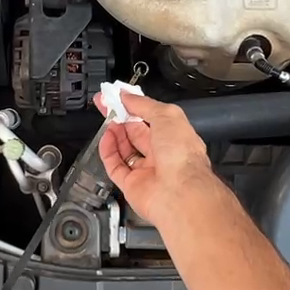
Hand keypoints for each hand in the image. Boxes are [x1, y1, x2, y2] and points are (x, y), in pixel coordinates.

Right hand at [93, 91, 222, 231]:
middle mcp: (162, 154)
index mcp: (174, 136)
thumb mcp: (166, 115)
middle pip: (136, 132)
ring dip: (114, 133)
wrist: (180, 193)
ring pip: (124, 150)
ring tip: (107, 120)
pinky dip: (108, 151)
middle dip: (121, 117)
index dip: (134, 105)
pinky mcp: (131, 185)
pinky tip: (106, 138)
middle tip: (107, 105)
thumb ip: (144, 104)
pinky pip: (115, 165)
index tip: (119, 96)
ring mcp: (146, 170)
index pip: (151, 117)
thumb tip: (127, 96)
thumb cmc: (183, 157)